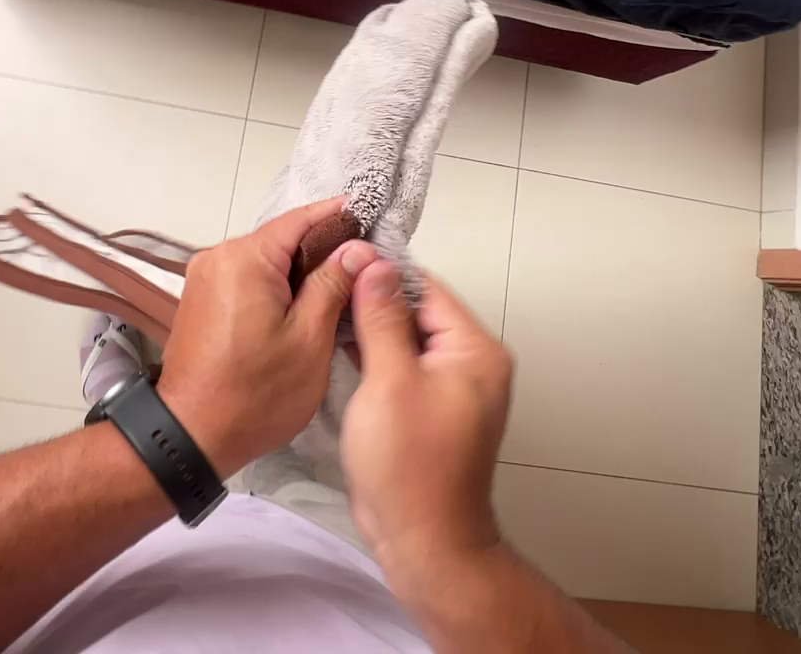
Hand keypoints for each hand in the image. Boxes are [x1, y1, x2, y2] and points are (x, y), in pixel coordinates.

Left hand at [157, 198, 376, 478]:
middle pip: (281, 239)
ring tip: (340, 287)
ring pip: (265, 260)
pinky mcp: (201, 299)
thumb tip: (358, 248)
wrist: (189, 437)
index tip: (369, 216)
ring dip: (299, 270)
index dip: (337, 216)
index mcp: (245, 258)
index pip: (300, 219)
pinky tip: (301, 305)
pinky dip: (276, 285)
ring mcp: (205, 277)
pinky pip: (247, 277)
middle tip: (364, 264)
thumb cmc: (256, 393)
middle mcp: (219, 256)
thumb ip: (333, 285)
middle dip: (322, 248)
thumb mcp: (308, 340)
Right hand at [341, 264, 512, 578]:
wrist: (423, 543)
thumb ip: (382, 317)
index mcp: (474, 350)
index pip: (426, 288)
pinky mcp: (427, 406)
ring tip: (326, 306)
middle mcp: (469, 362)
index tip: (341, 256)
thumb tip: (373, 264)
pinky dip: (375, 352)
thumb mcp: (391, 380)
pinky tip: (339, 341)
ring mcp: (449, 386)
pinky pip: (401, 364)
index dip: (383, 271)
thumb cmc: (410, 465)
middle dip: (373, 297)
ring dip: (370, 324)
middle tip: (326, 281)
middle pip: (417, 310)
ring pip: (405, 337)